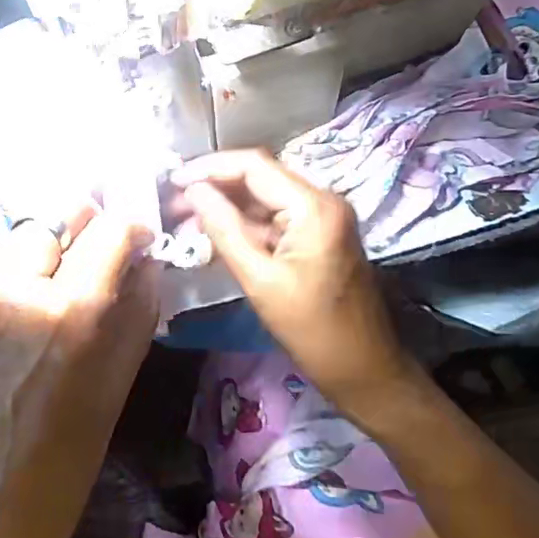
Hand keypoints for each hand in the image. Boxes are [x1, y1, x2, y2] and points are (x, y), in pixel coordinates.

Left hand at [0, 210, 158, 537]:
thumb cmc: (44, 491)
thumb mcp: (107, 403)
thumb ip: (132, 318)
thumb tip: (144, 261)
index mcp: (62, 315)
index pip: (109, 230)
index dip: (125, 235)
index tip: (127, 246)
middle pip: (45, 234)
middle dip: (61, 261)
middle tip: (57, 311)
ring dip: (13, 279)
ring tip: (6, 340)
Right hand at [174, 149, 409, 404]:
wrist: (365, 371)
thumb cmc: (313, 330)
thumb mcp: (260, 279)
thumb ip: (224, 228)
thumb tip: (193, 191)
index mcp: (314, 206)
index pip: (254, 166)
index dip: (209, 168)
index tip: (173, 180)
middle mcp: (322, 201)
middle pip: (258, 178)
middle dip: (214, 187)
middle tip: (173, 203)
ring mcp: (321, 219)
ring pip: (263, 198)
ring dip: (225, 206)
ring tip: (184, 219)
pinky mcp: (317, 236)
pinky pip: (273, 219)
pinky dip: (243, 224)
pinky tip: (213, 234)